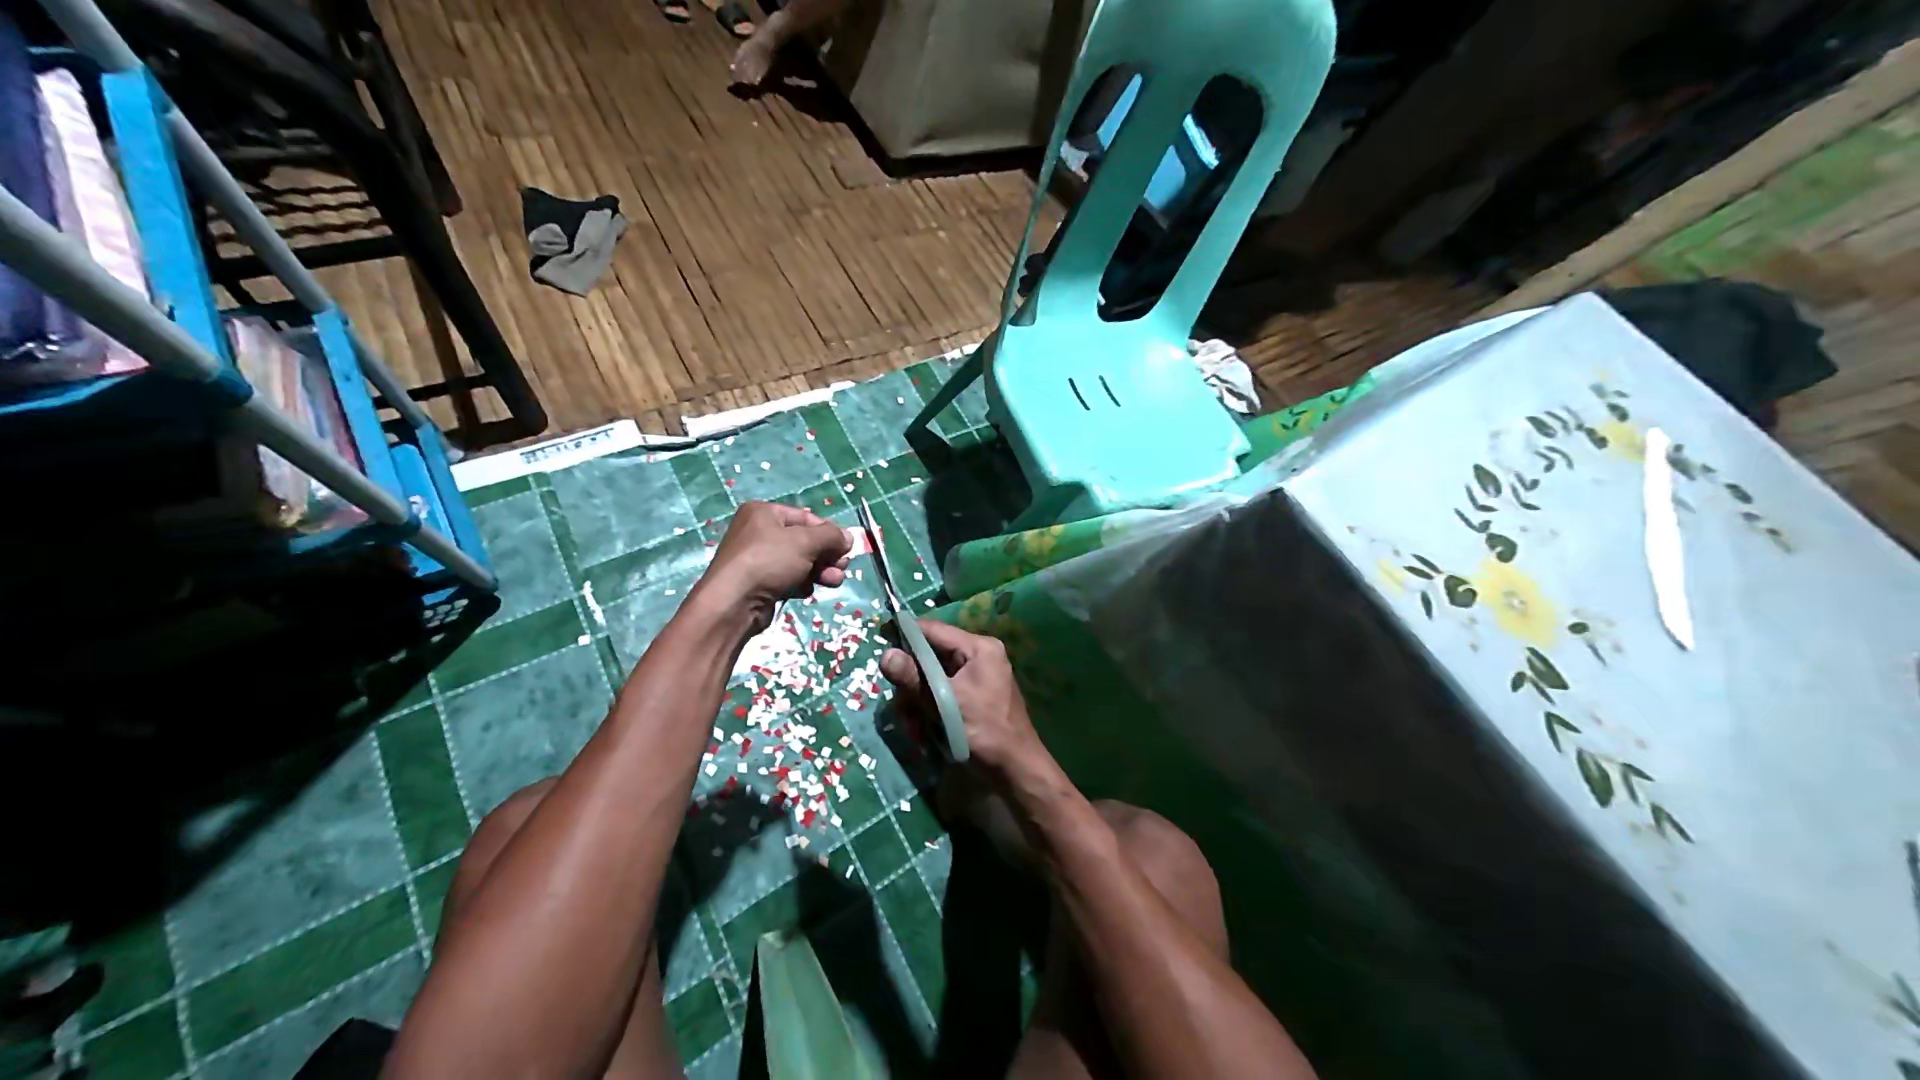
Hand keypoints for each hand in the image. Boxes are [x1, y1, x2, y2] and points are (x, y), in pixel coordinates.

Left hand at [698, 502, 852, 628]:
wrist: (735, 602)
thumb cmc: (769, 561)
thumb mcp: (805, 542)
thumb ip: (831, 536)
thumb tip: (848, 537)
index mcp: (764, 513)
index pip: (806, 517)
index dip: (829, 532)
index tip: (846, 547)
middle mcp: (758, 532)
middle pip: (804, 541)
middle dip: (827, 555)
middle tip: (842, 566)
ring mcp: (757, 558)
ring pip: (799, 561)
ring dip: (820, 571)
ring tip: (834, 581)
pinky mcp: (759, 582)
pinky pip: (788, 578)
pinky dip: (801, 583)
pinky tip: (806, 591)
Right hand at [880, 619, 1052, 784]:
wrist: (1016, 770)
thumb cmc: (985, 733)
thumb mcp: (945, 704)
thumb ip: (915, 679)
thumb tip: (885, 655)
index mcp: (979, 648)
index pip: (933, 630)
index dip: (905, 634)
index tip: (880, 642)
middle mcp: (978, 655)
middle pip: (930, 656)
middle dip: (912, 683)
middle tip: (904, 709)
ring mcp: (975, 675)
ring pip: (931, 677)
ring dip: (918, 702)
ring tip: (917, 728)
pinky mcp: (971, 694)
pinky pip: (941, 692)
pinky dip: (929, 709)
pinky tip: (925, 731)